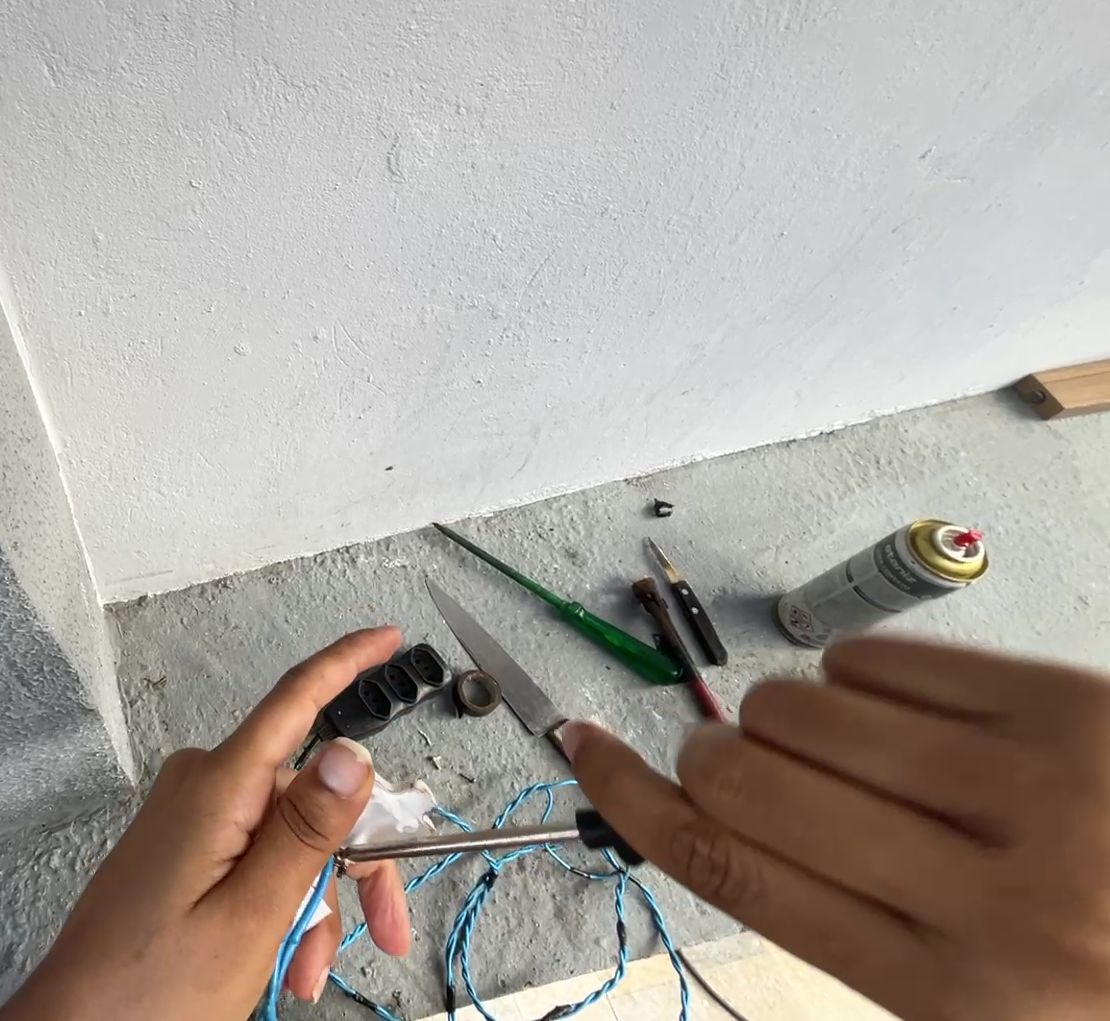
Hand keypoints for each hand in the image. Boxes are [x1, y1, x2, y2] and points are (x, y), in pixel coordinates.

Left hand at [0, 628, 412, 1019]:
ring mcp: (194, 810)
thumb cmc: (154, 983)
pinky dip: (282, 900)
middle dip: (352, 862)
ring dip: (314, 899)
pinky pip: (256, 851)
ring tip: (306, 967)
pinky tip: (282, 956)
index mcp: (218, 786)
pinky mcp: (188, 838)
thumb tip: (351, 751)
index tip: (388, 637)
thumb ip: (304, 831)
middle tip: (384, 932)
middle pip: (309, 795)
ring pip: (289, 834)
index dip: (347, 662)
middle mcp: (205, 782)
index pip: (294, 700)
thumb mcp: (251, 915)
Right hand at [566, 636, 1109, 1020]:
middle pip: (735, 773)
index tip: (586, 750)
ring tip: (863, 752)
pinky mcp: (1079, 707)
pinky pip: (869, 657)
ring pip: (792, 706)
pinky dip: (858, 678)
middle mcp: (1001, 901)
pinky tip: (918, 720)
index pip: (725, 867)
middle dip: (715, 755)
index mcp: (959, 994)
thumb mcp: (970, 991)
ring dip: (792, 719)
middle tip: (747, 762)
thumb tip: (691, 803)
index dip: (628, 797)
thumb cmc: (1102, 972)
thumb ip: (830, 911)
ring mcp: (1049, 792)